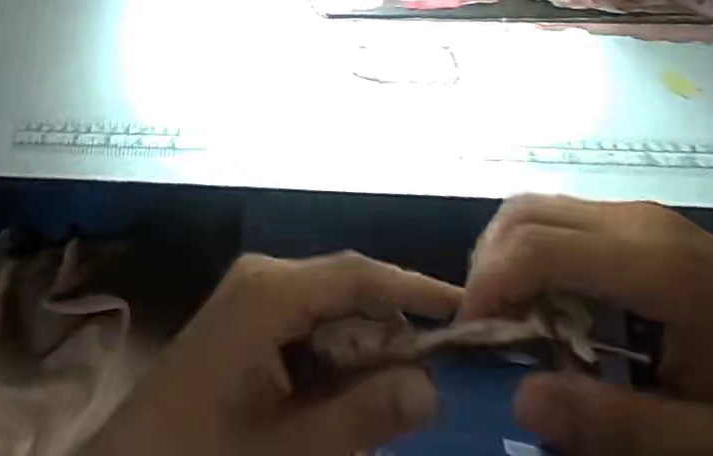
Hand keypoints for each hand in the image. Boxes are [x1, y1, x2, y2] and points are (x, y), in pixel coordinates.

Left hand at [81, 251, 460, 455]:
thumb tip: (434, 387)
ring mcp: (252, 293)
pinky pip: (308, 322)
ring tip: (395, 388)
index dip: (415, 288)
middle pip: (347, 289)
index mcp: (269, 291)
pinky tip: (346, 392)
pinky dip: (335, 355)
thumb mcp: (287, 450)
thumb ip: (363, 416)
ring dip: (364, 348)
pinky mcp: (246, 315)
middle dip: (390, 329)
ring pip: (331, 307)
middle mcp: (263, 275)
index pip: (358, 275)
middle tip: (436, 368)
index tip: (466, 306)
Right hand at [463, 196, 712, 455]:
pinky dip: (552, 262)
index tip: (470, 341)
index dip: (487, 285)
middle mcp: (646, 223)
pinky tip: (568, 318)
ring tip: (521, 329)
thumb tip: (520, 401)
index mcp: (657, 265)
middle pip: (531, 210)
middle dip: (492, 263)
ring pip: (552, 211)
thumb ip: (614, 427)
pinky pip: (582, 229)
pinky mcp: (666, 238)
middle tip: (489, 334)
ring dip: (520, 260)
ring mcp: (657, 224)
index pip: (536, 245)